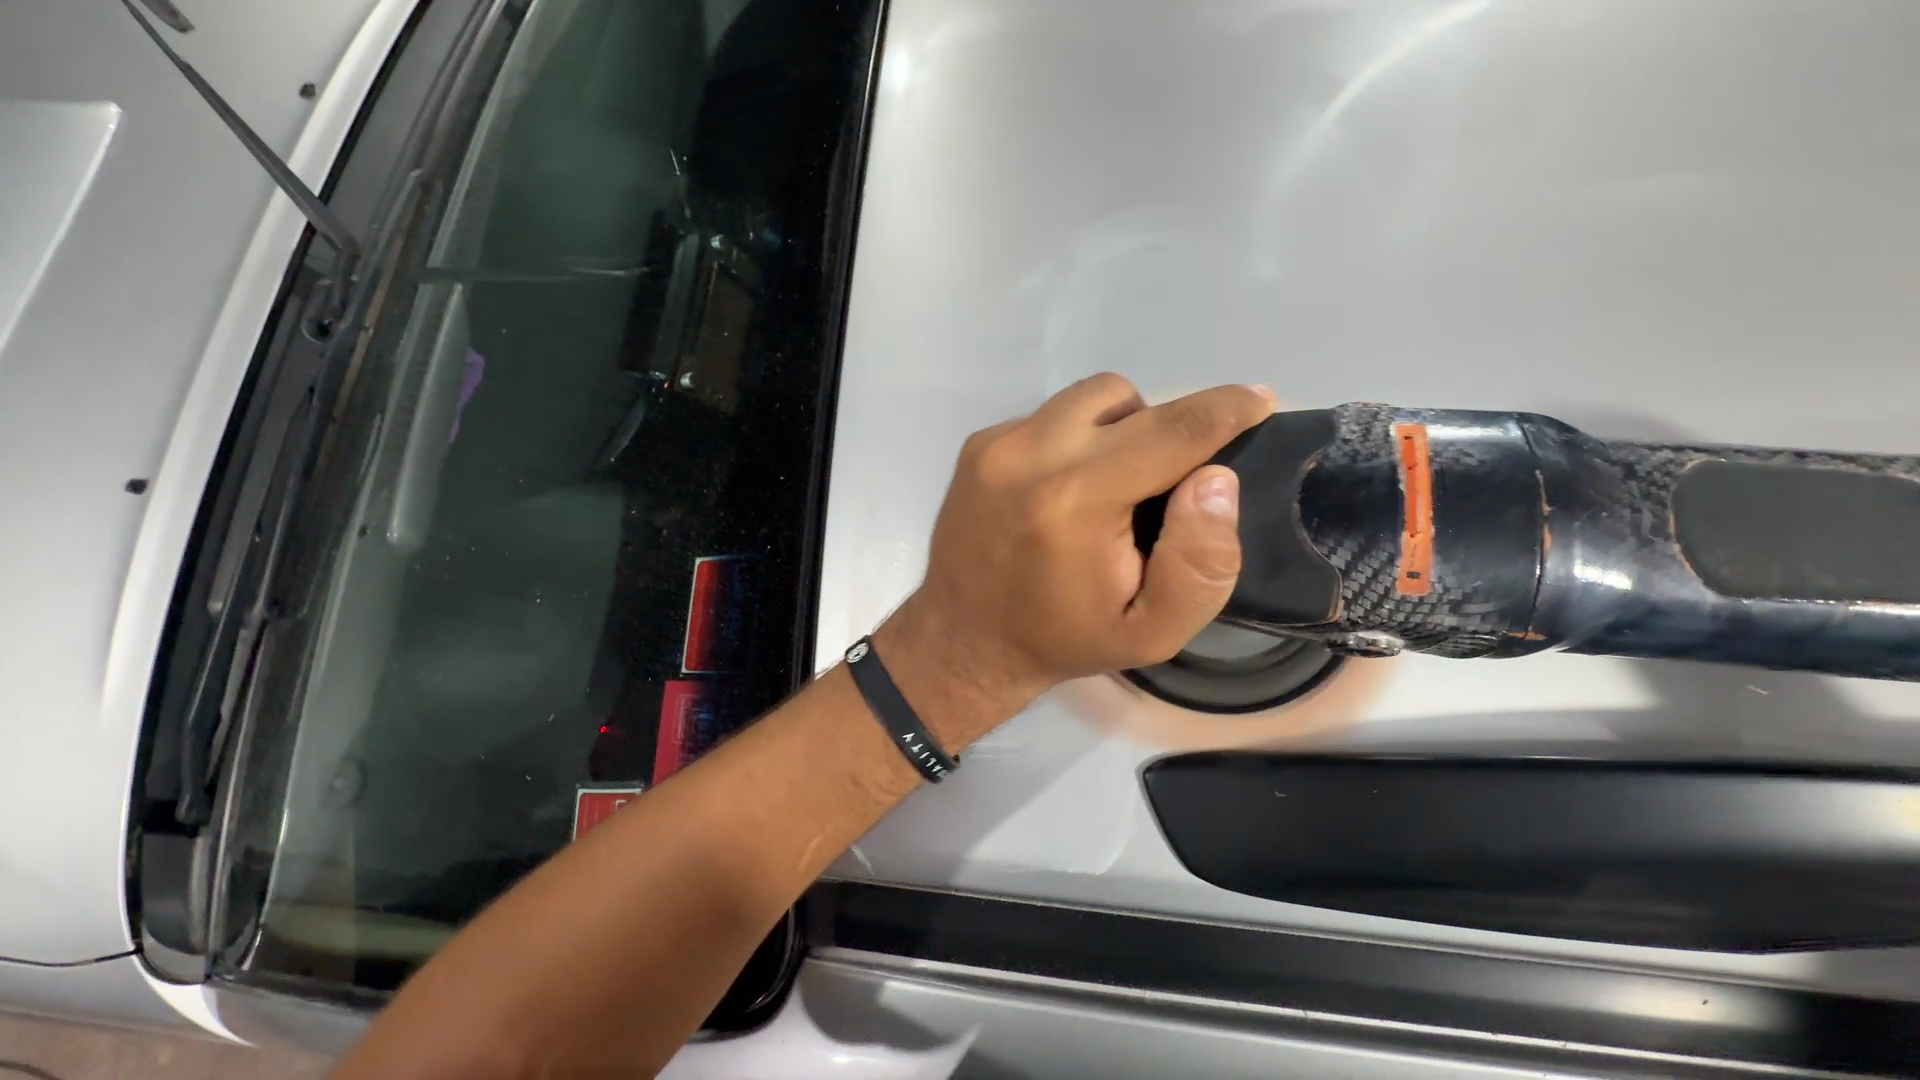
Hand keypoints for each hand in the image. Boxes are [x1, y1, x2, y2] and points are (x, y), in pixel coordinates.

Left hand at [876, 375, 1275, 745]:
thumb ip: (1199, 563)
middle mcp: (1030, 455)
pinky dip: (1076, 438)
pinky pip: (1051, 415)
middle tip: (1174, 479)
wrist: (964, 640)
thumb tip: (1215, 479)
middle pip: (1130, 401)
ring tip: (1119, 482)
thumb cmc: (1064, 640)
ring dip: (1122, 426)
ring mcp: (997, 444)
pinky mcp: (978, 444)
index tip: (1261, 401)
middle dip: (1170, 427)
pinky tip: (1067, 488)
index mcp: (1074, 501)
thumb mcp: (1152, 632)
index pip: (1171, 432)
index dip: (1226, 410)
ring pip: (1089, 397)